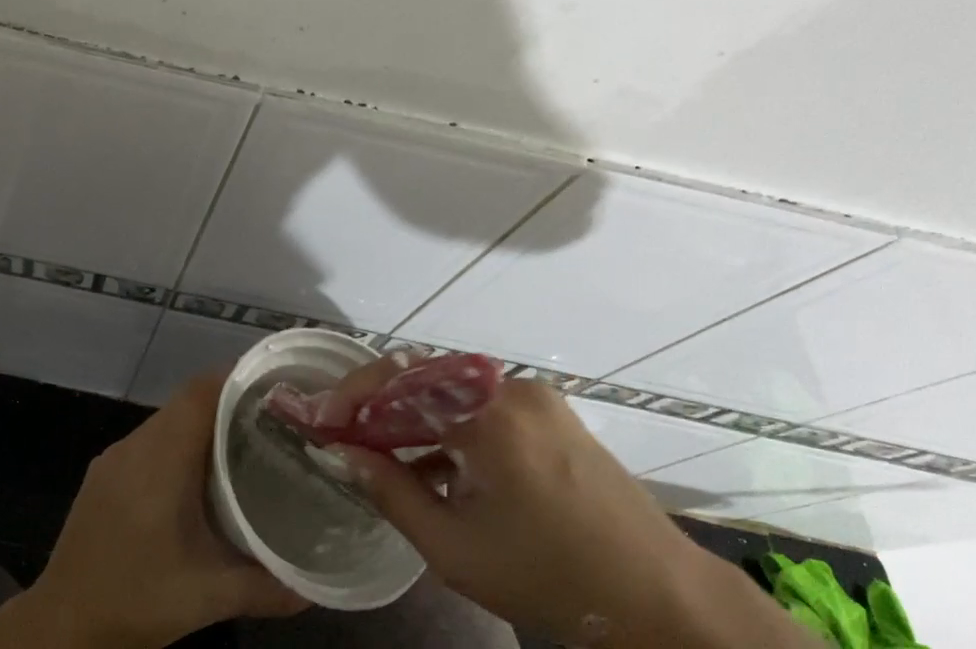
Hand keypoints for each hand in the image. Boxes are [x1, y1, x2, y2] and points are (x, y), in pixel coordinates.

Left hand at [0, 372, 304, 648]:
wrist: (63, 624)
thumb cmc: (136, 598)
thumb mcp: (209, 597)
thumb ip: (266, 587)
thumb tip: (313, 589)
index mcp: (160, 458)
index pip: (200, 392)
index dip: (238, 380)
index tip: (278, 387)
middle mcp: (134, 446)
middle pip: (186, 404)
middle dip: (230, 405)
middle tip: (274, 423)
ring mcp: (113, 460)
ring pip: (166, 424)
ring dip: (203, 429)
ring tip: (246, 449)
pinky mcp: (102, 478)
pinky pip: (148, 445)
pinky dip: (178, 449)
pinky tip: (200, 482)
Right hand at [329, 356, 819, 648]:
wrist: (660, 598)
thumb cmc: (548, 575)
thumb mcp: (453, 546)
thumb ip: (391, 491)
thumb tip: (345, 453)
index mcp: (490, 414)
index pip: (400, 379)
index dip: (350, 395)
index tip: (315, 417)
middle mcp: (513, 389)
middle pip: (425, 377)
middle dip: (376, 403)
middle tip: (339, 432)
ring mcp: (538, 400)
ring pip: (453, 392)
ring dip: (412, 417)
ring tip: (377, 452)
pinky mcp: (554, 418)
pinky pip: (484, 407)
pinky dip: (449, 427)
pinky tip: (432, 465)